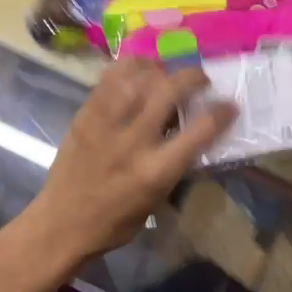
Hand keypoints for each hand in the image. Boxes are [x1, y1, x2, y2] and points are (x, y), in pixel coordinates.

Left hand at [20, 59, 237, 262]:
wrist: (61, 223)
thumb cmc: (115, 222)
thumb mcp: (156, 200)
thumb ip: (175, 164)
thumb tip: (191, 131)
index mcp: (155, 170)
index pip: (199, 132)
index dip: (221, 113)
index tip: (231, 103)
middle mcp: (132, 141)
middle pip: (168, 91)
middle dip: (192, 77)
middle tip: (201, 79)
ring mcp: (105, 123)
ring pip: (137, 77)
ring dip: (159, 67)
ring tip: (167, 71)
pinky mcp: (85, 114)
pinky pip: (109, 78)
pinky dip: (128, 68)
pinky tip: (138, 70)